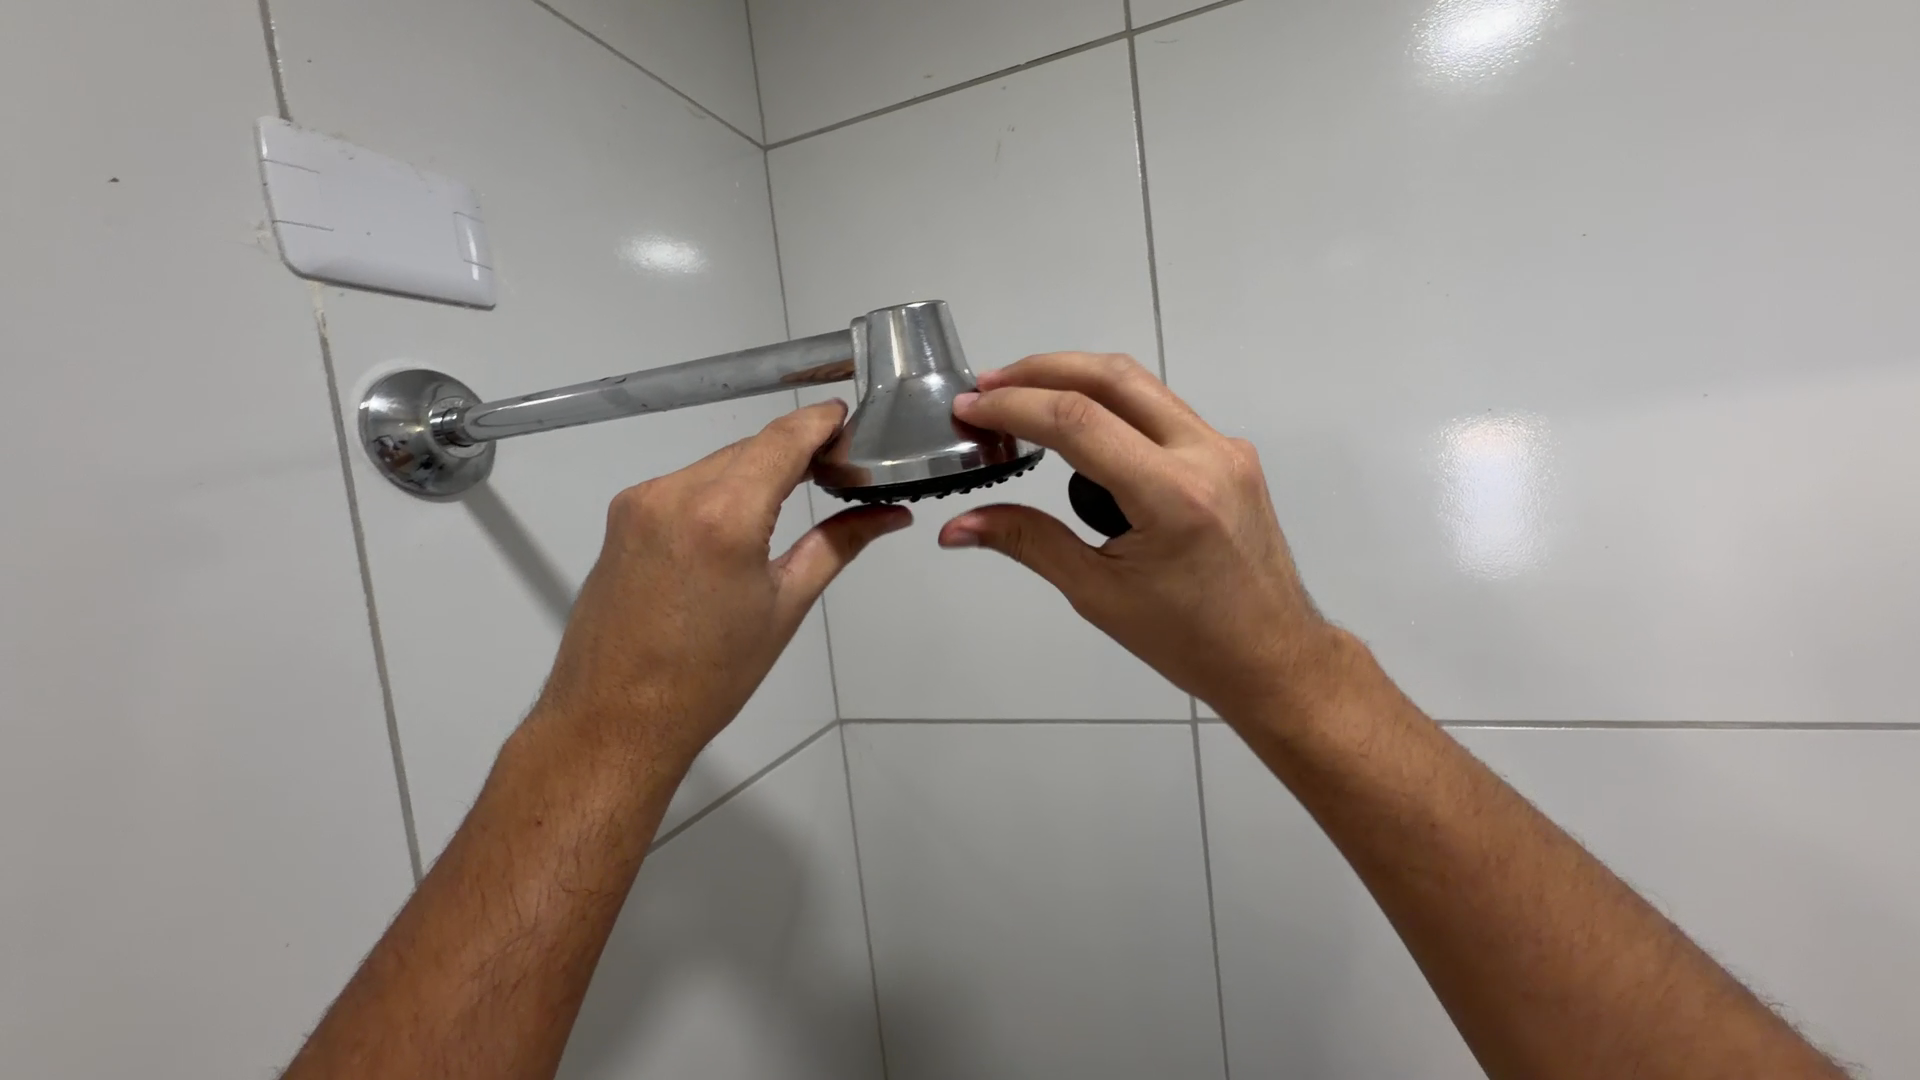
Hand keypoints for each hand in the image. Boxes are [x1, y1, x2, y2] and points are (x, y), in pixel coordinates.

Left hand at [535, 400, 909, 769]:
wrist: (616, 718)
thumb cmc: (709, 676)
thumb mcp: (785, 606)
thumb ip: (837, 545)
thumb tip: (888, 515)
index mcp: (723, 516)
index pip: (782, 440)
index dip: (820, 422)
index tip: (848, 420)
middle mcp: (674, 494)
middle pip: (750, 448)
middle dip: (795, 449)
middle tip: (838, 466)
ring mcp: (641, 502)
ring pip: (717, 463)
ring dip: (758, 468)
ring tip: (797, 492)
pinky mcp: (623, 517)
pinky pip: (685, 483)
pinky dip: (722, 487)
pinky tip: (744, 516)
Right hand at [939, 353, 1338, 720]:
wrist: (1272, 656)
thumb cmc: (1187, 641)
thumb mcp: (1096, 593)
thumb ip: (1027, 542)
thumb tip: (955, 528)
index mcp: (1173, 496)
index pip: (1079, 422)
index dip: (1014, 407)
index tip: (968, 409)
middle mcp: (1205, 454)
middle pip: (1112, 376)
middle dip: (1041, 370)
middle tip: (986, 386)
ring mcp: (1224, 448)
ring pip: (1140, 385)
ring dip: (1075, 379)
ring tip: (1019, 399)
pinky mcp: (1229, 454)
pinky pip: (1161, 411)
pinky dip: (1110, 406)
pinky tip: (1075, 431)